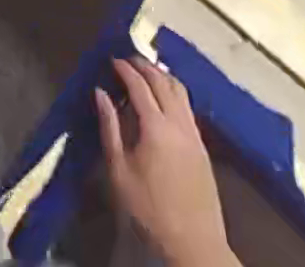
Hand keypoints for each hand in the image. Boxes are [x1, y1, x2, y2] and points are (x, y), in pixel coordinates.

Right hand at [96, 58, 237, 266]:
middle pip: (164, 83)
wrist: (194, 246)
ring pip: (181, 93)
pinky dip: (173, 93)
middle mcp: (180, 126)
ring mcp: (195, 137)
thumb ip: (109, 127)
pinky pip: (188, 108)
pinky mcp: (203, 149)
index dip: (125, 69)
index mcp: (156, 129)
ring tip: (145, 72)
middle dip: (145, 67)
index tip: (111, 58)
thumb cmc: (148, 209)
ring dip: (162, 77)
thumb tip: (100, 92)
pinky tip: (162, 100)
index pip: (140, 86)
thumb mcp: (118, 169)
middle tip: (126, 59)